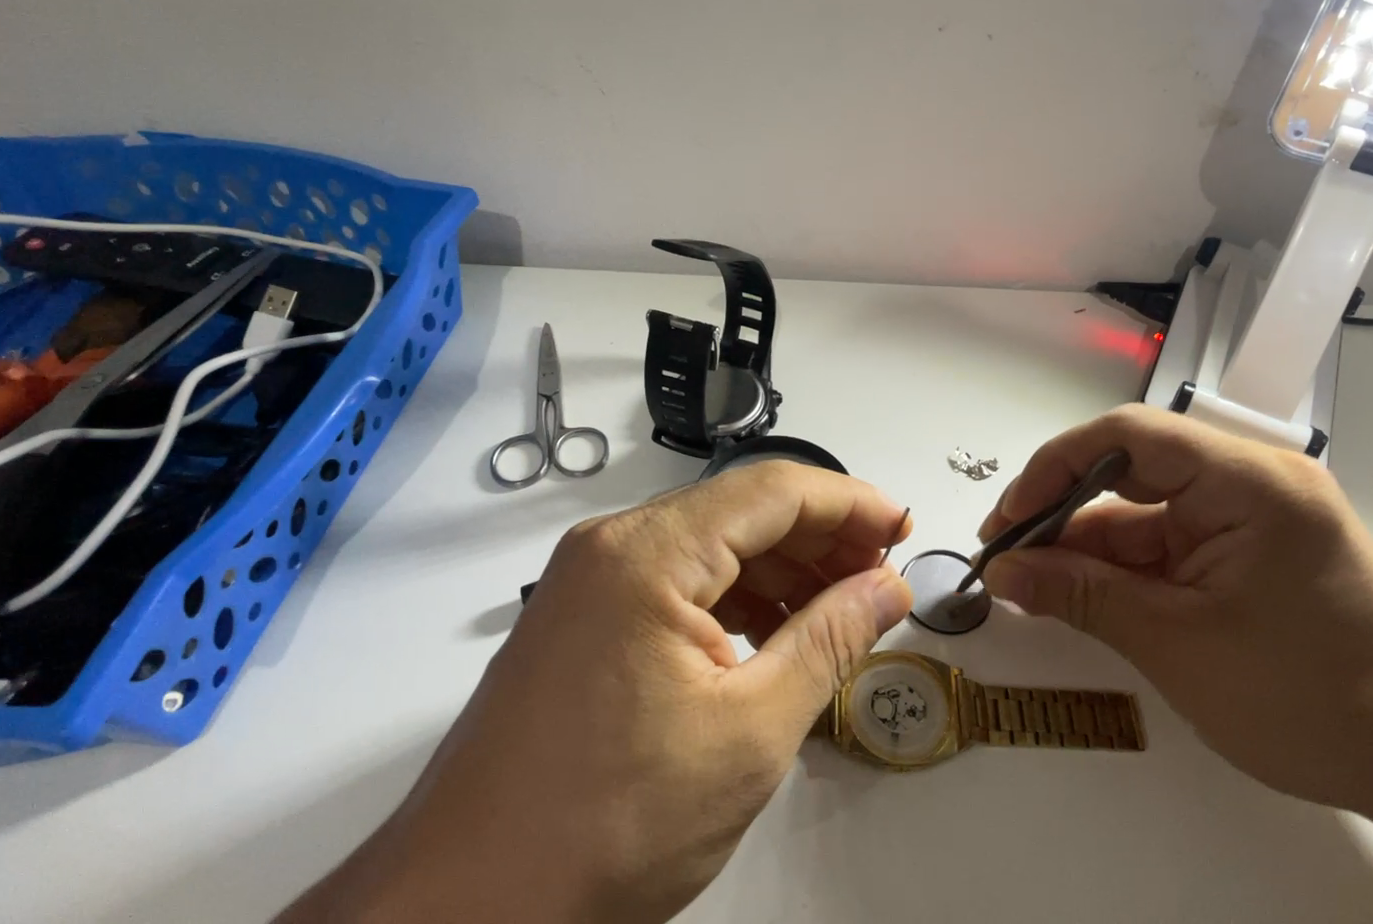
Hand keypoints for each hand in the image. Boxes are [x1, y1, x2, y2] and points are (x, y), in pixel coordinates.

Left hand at [281, 461, 912, 923]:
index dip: (850, 503)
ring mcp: (588, 584)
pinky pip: (676, 585)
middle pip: (740, 511)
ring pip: (709, 548)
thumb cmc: (613, 823)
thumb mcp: (750, 730)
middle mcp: (610, 548)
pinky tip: (774, 637)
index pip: (772, 490)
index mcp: (648, 553)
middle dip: (820, 539)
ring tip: (840, 613)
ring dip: (781, 571)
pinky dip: (735, 601)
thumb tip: (887, 586)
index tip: (905, 531)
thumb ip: (830, 640)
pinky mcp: (581, 623)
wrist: (468, 906)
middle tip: (881, 582)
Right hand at [978, 405, 1372, 826]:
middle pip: (1132, 472)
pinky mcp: (1254, 554)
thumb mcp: (1177, 644)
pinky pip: (1171, 546)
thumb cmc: (1310, 700)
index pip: (1128, 437)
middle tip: (1007, 555)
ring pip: (1146, 515)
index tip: (1008, 520)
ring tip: (1029, 584)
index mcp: (1250, 482)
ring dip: (1089, 548)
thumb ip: (1081, 595)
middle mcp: (1254, 483)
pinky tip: (1080, 594)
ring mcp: (1256, 519)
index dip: (1055, 468)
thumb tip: (1002, 571)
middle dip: (1064, 511)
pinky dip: (1124, 570)